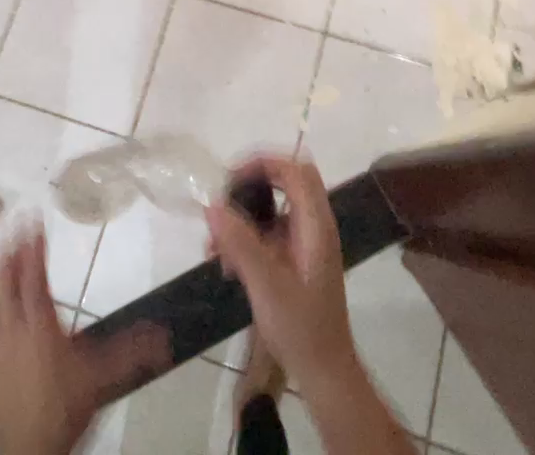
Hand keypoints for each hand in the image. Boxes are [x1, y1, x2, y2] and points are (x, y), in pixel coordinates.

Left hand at [0, 227, 169, 454]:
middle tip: (16, 222)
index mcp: (40, 325)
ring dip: (0, 268)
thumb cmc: (66, 406)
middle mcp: (15, 327)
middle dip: (12, 249)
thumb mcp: (102, 376)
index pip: (35, 277)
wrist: (30, 447)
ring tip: (4, 247)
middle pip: (8, 279)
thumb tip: (165, 334)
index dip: (33, 247)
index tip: (34, 221)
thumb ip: (132, 351)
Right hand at [205, 156, 363, 394]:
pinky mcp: (297, 259)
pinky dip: (247, 238)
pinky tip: (225, 263)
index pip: (296, 171)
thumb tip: (211, 205)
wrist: (324, 371)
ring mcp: (307, 243)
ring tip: (214, 243)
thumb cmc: (300, 328)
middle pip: (287, 181)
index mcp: (316, 226)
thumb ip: (239, 242)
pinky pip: (271, 232)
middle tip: (220, 201)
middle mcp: (315, 227)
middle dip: (250, 184)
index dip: (263, 163)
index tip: (229, 177)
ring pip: (275, 207)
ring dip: (244, 216)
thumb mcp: (266, 285)